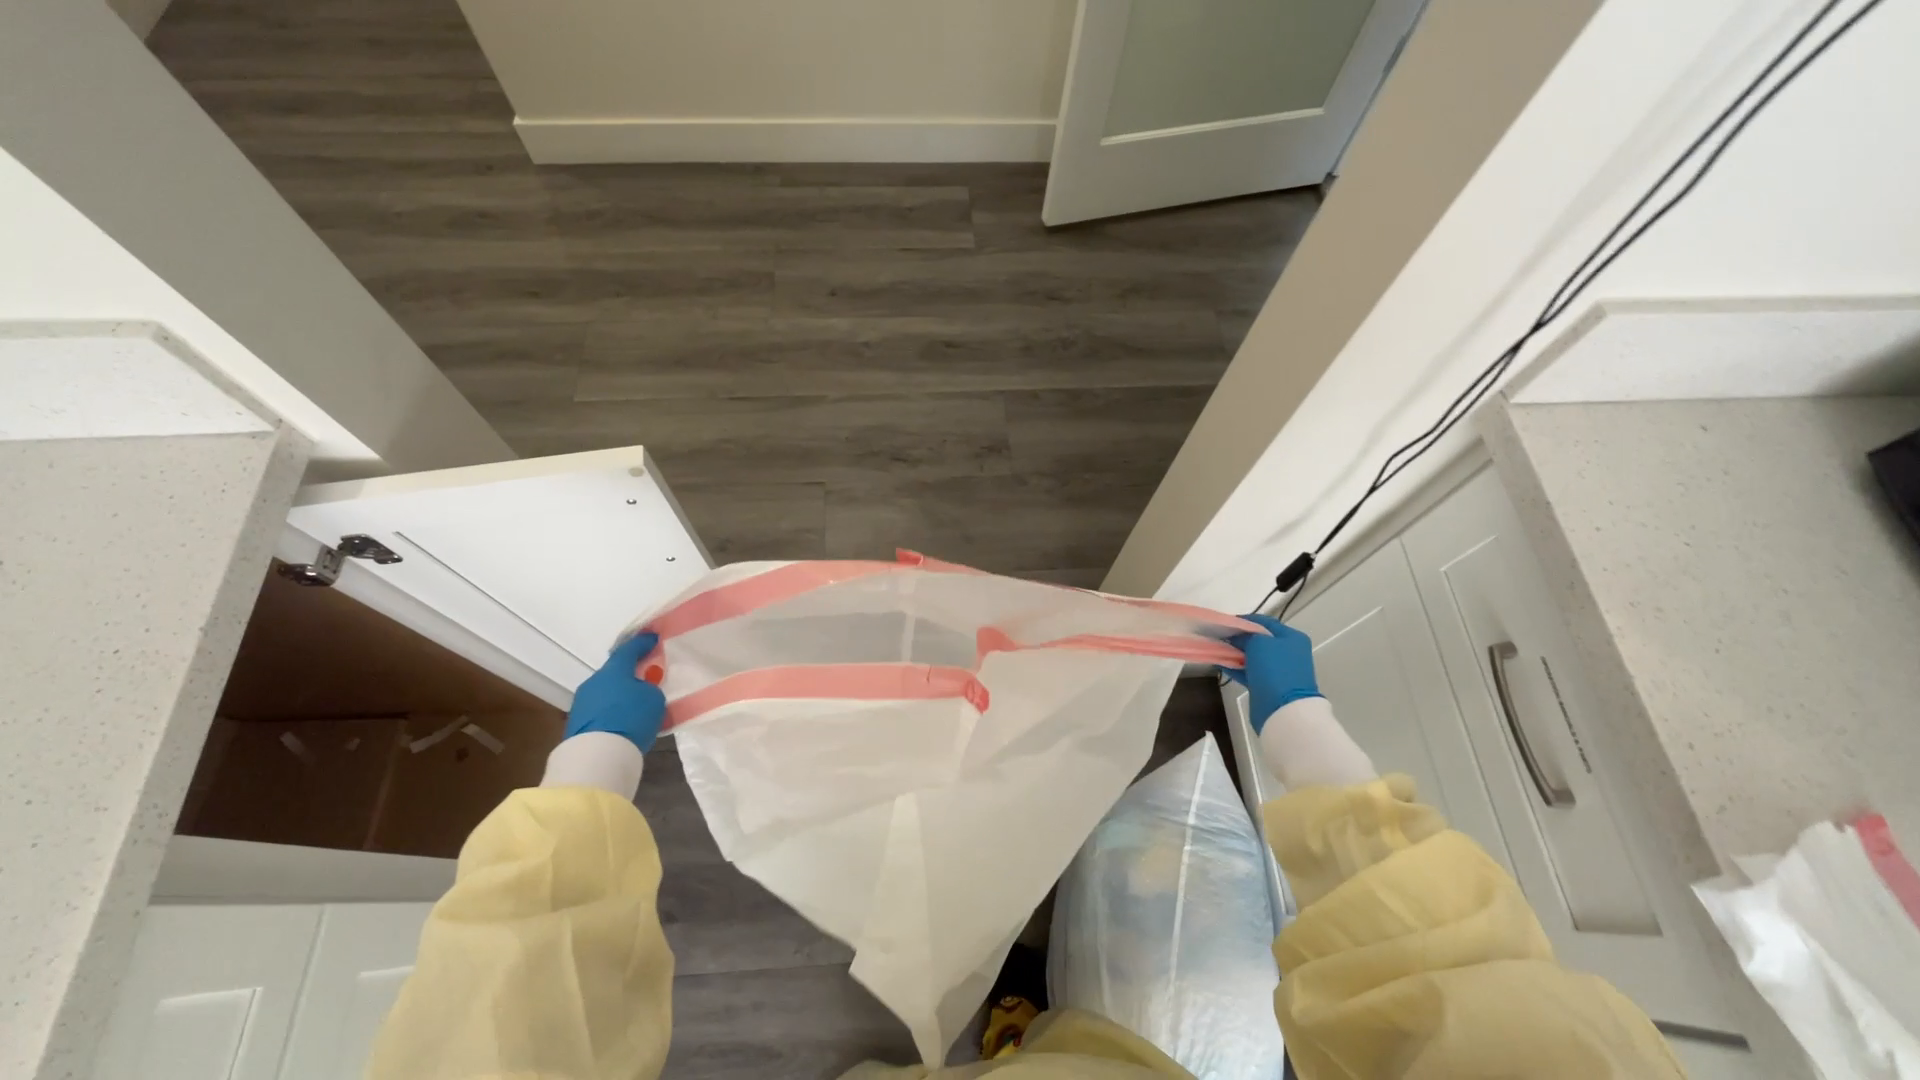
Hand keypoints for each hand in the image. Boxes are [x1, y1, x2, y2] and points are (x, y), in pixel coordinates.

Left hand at [567, 633, 667, 752]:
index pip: (629, 649)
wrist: (598, 753)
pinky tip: (623, 720)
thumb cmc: (631, 717)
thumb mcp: (653, 699)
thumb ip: (649, 688)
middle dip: (630, 673)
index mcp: (614, 669)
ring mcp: (583, 702)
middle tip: (646, 675)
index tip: (653, 638)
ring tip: (636, 704)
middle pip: (615, 672)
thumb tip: (641, 690)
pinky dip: (613, 711)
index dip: (642, 643)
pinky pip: (601, 710)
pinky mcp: (577, 722)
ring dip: (620, 694)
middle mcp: (595, 681)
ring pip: (606, 692)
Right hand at [1220, 614, 1321, 733]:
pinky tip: (1220, 662)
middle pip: (1259, 639)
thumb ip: (1246, 635)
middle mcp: (1287, 652)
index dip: (1244, 621)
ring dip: (1235, 652)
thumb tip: (1236, 637)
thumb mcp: (1259, 643)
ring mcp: (1278, 670)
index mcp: (1291, 638)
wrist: (1283, 709)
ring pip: (1252, 656)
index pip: (1265, 622)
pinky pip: (1249, 671)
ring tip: (1216, 648)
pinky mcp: (1267, 685)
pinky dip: (1235, 666)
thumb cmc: (1274, 669)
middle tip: (1218, 635)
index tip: (1225, 622)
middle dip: (1239, 637)